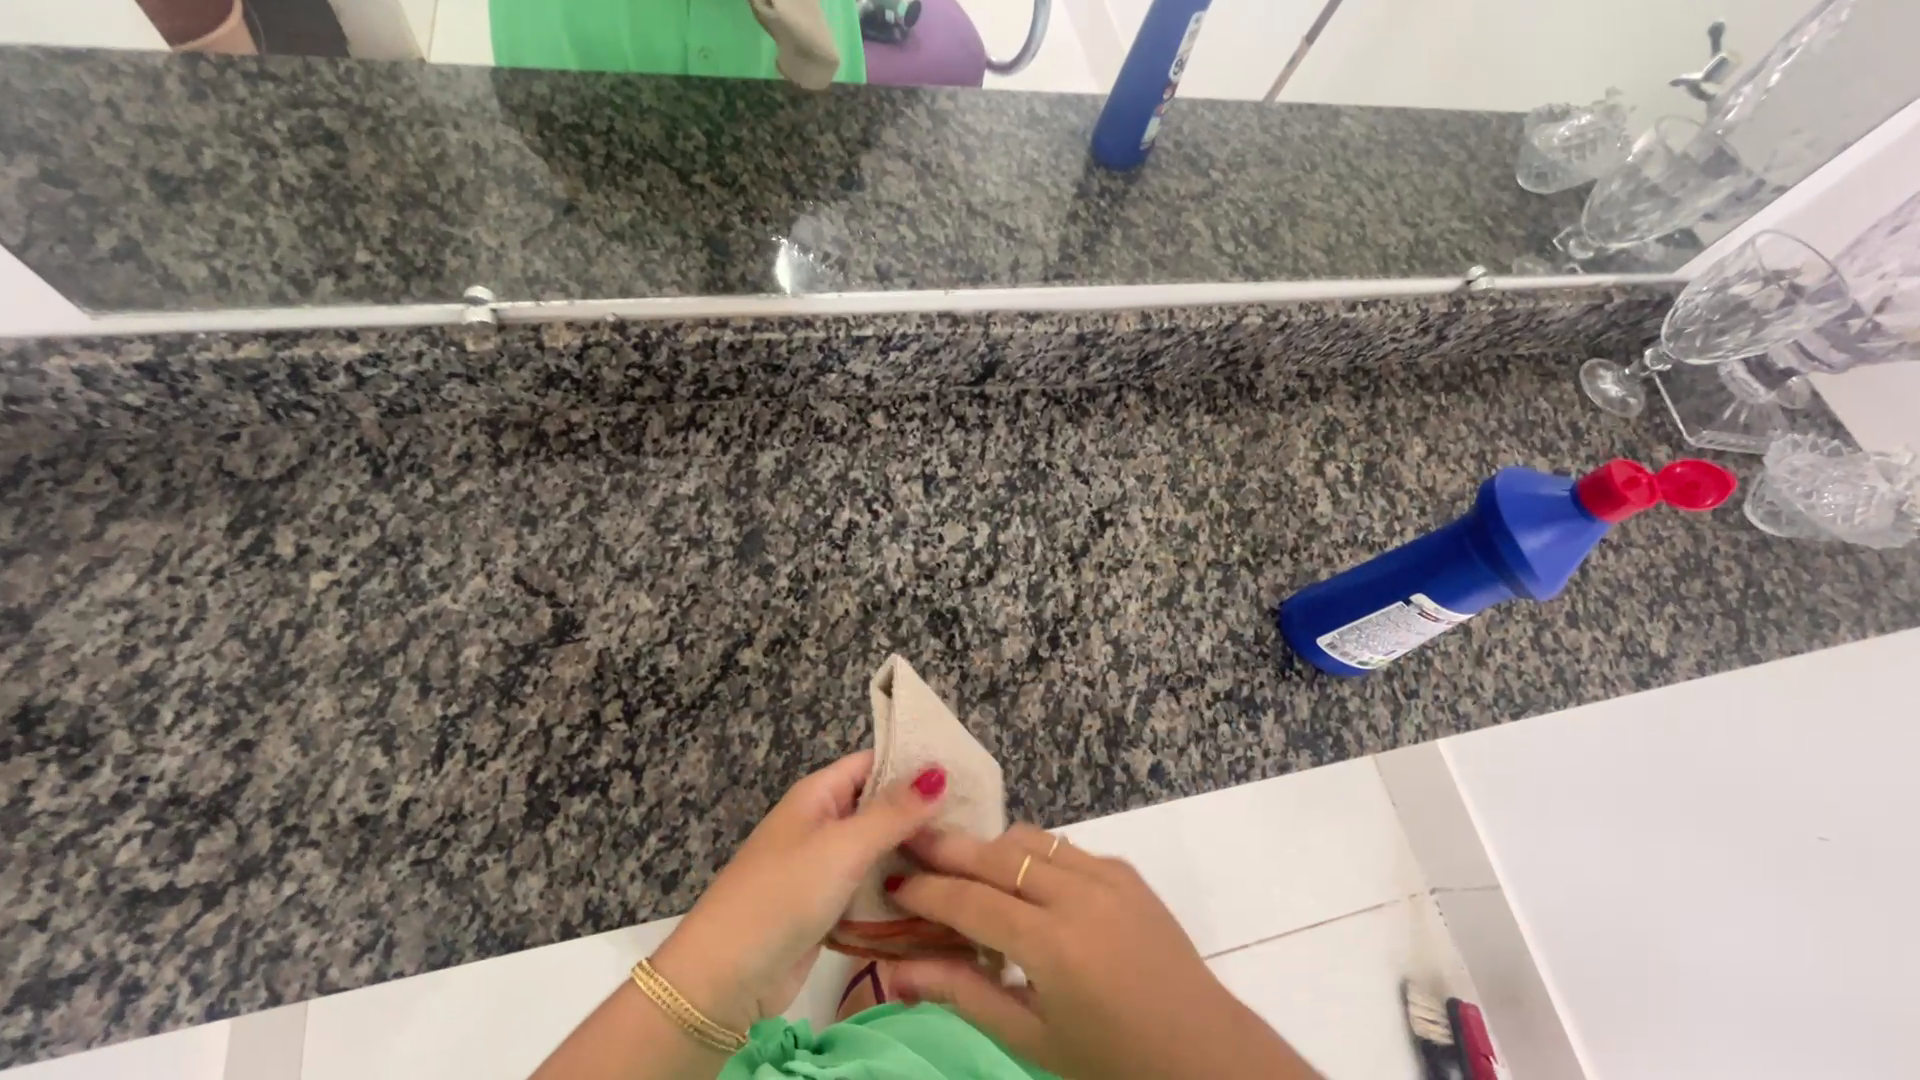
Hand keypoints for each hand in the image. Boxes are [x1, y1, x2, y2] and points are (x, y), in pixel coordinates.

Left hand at [648, 750, 947, 1031]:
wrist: (725, 977)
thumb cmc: (782, 895)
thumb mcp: (842, 847)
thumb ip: (892, 812)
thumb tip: (939, 769)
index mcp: (818, 794)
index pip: (874, 763)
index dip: (915, 763)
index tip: (967, 772)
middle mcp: (823, 823)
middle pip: (880, 807)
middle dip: (923, 812)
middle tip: (981, 819)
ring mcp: (825, 867)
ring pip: (879, 850)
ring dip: (914, 853)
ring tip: (970, 856)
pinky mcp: (828, 906)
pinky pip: (871, 886)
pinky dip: (898, 888)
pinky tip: (939, 894)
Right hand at [886, 825, 1320, 1079]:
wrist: (1206, 1055)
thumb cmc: (1111, 1061)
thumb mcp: (1031, 1039)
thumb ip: (963, 994)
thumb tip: (895, 973)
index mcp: (1051, 946)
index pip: (969, 902)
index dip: (925, 891)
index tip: (891, 882)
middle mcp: (1078, 895)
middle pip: (995, 855)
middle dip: (947, 847)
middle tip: (909, 840)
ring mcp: (1108, 876)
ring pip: (1030, 840)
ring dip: (991, 847)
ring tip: (962, 864)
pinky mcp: (1127, 872)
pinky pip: (1066, 848)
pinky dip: (1034, 855)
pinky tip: (1024, 882)